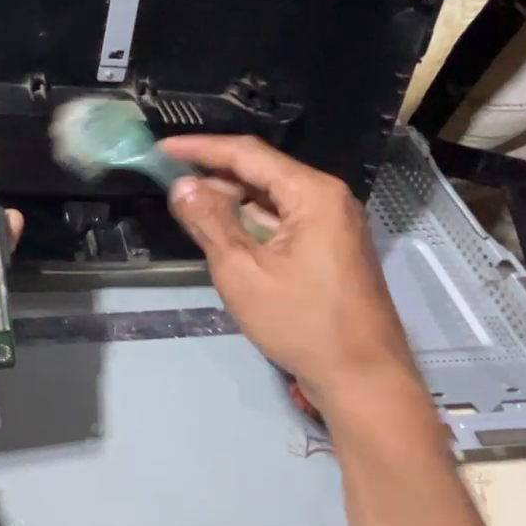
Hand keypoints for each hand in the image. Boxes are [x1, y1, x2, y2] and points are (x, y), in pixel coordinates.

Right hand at [160, 135, 418, 414]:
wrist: (363, 378)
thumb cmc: (301, 322)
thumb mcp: (243, 271)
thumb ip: (209, 222)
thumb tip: (181, 185)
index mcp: (312, 194)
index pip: (248, 154)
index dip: (201, 148)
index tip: (162, 147)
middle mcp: (328, 199)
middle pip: (262, 172)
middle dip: (214, 173)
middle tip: (169, 178)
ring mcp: (334, 225)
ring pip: (272, 198)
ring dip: (231, 199)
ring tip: (187, 203)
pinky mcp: (331, 249)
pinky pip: (285, 220)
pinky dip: (251, 221)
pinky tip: (222, 230)